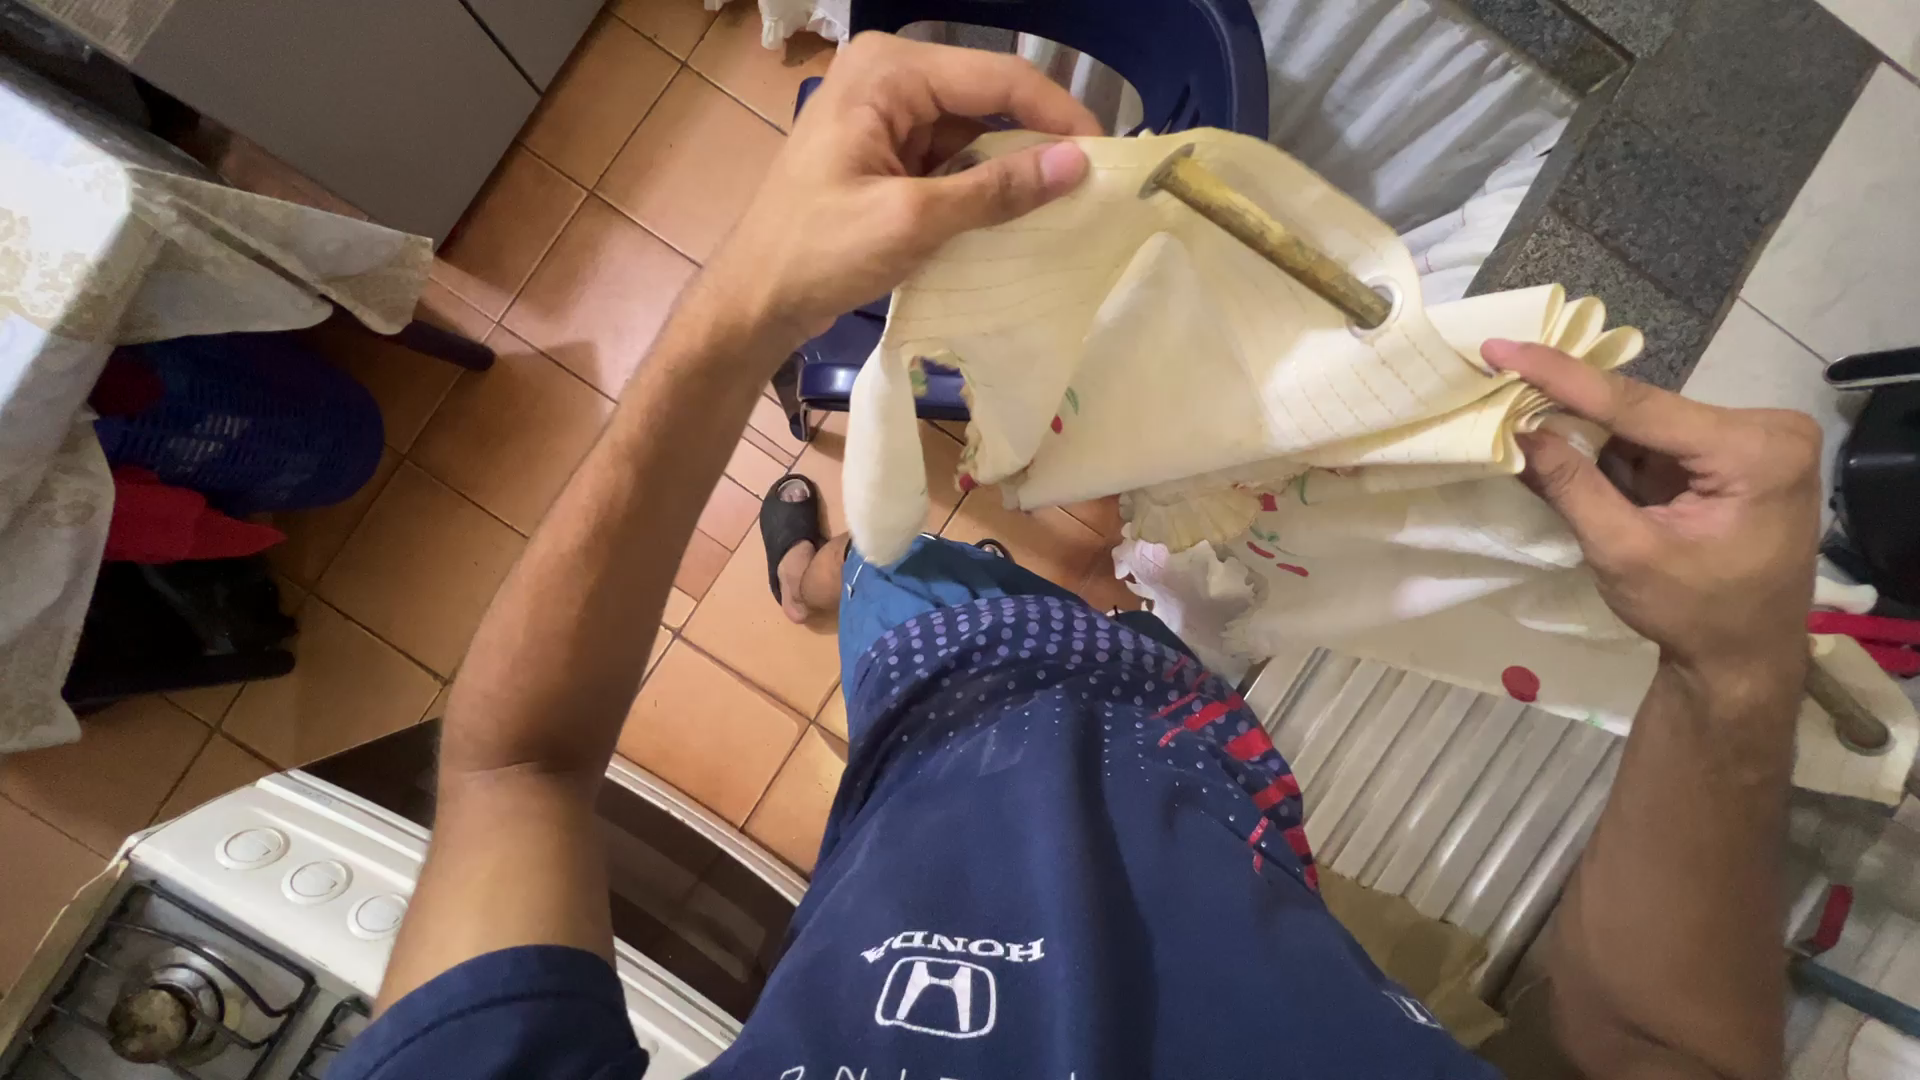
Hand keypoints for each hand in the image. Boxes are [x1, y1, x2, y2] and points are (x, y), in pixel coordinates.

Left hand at [699, 32, 1100, 355]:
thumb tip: (1075, 165)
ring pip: (971, 139)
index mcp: (890, 73)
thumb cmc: (821, 251)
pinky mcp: (886, 164)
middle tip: (1087, 188)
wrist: (758, 298)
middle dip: (1035, 144)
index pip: (995, 77)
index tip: (1104, 154)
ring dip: (1008, 174)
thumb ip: (994, 190)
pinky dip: (978, 194)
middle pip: (985, 103)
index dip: (1056, 113)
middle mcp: (890, 83)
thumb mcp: (912, 219)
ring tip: (1060, 209)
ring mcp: (886, 125)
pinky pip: (948, 168)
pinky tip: (1011, 221)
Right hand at [1484, 340, 1822, 687]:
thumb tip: (1518, 433)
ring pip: (1631, 419)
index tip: (1503, 350)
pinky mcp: (1713, 457)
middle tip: (1492, 378)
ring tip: (1507, 408)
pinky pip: (1637, 439)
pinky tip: (1545, 437)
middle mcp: (1756, 431)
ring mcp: (1736, 442)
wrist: (1740, 651)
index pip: (1637, 405)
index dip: (1561, 377)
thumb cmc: (1693, 609)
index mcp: (1753, 451)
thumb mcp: (1624, 551)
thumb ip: (1572, 487)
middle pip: (1634, 406)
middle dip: (1561, 399)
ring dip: (1570, 421)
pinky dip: (1589, 443)